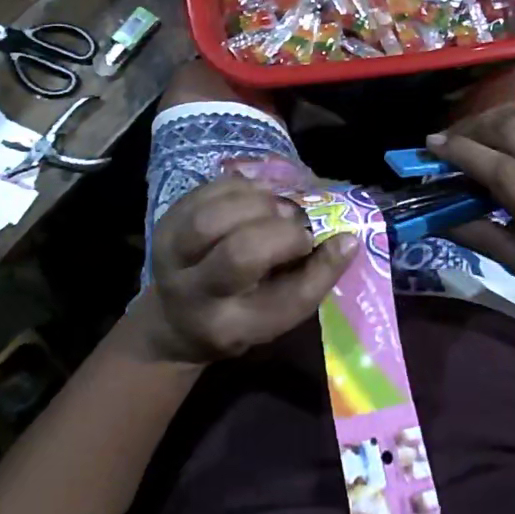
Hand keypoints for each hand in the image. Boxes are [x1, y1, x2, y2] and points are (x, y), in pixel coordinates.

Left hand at [133, 177, 356, 363]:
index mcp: (232, 327)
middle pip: (240, 254)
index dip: (319, 266)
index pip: (283, 300)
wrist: (175, 318)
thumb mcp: (276, 314)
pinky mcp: (167, 222)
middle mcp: (196, 294)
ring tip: (278, 206)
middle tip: (299, 223)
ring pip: (214, 218)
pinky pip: (206, 193)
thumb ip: (311, 279)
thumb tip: (348, 238)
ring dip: (258, 203)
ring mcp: (172, 254)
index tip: (341, 240)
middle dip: (282, 231)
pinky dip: (240, 186)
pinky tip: (258, 193)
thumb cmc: (239, 317)